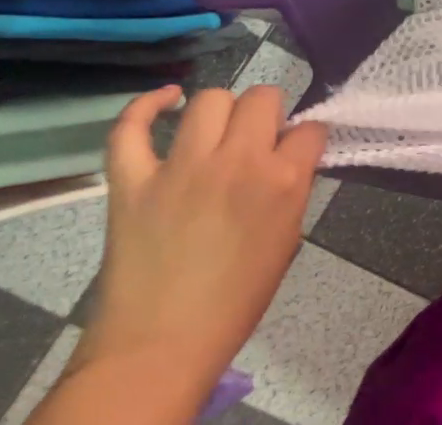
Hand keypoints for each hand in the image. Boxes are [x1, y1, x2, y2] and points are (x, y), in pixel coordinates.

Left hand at [77, 86, 326, 387]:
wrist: (159, 344)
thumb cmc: (236, 299)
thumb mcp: (286, 237)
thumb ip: (291, 188)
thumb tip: (288, 159)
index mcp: (284, 180)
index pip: (311, 128)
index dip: (307, 138)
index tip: (298, 153)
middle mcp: (237, 161)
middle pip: (263, 97)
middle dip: (269, 112)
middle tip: (259, 139)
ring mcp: (180, 167)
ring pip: (210, 100)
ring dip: (222, 110)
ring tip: (218, 132)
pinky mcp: (132, 180)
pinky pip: (129, 128)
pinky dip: (145, 106)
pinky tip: (164, 101)